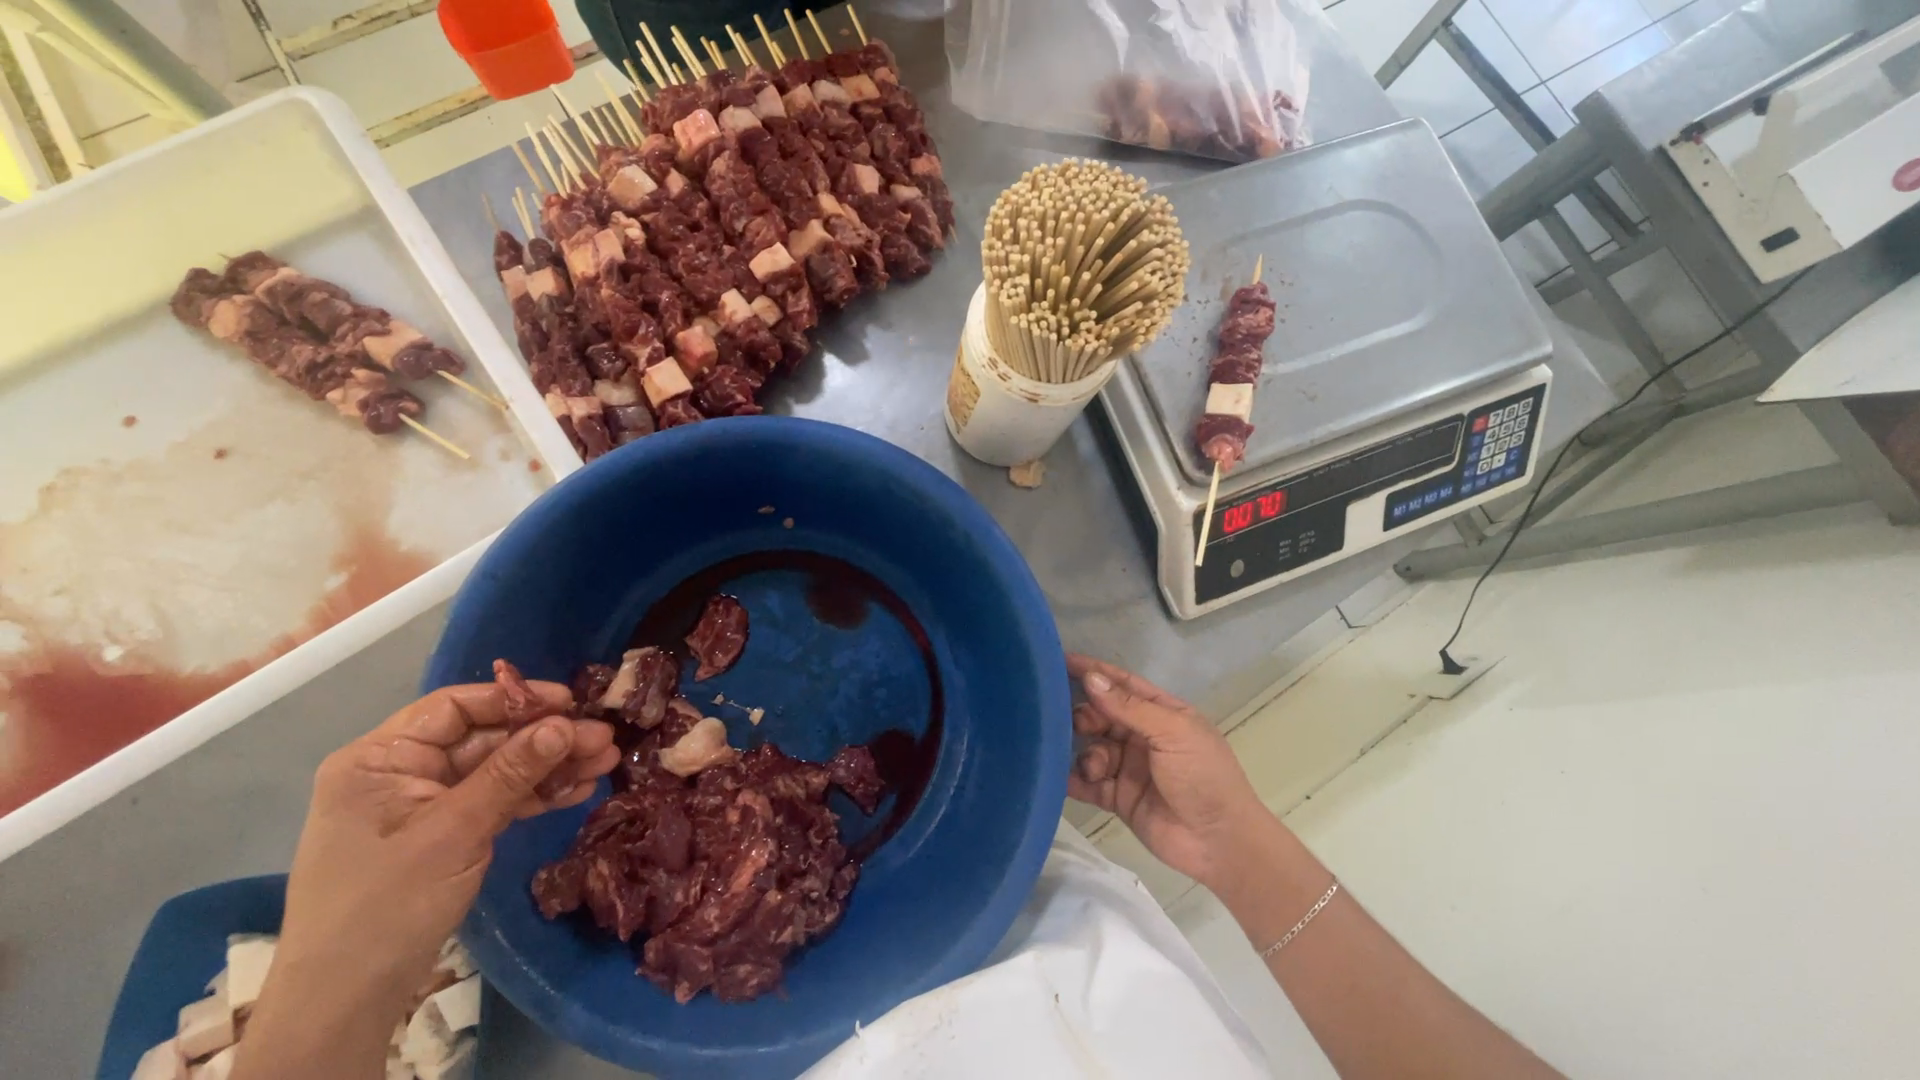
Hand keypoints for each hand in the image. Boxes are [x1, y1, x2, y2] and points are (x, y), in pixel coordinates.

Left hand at [273, 681, 618, 1005]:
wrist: (347, 999)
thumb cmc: (388, 903)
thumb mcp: (455, 831)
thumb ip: (511, 772)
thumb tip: (565, 723)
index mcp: (382, 758)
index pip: (456, 708)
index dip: (516, 699)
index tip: (571, 703)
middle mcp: (401, 772)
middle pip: (485, 738)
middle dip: (546, 739)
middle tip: (605, 739)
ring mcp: (423, 805)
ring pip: (497, 770)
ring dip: (550, 766)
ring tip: (605, 762)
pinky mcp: (443, 835)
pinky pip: (494, 801)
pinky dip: (534, 796)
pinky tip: (578, 790)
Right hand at [1067, 654, 1270, 890]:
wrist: (1219, 842)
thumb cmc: (1204, 776)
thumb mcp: (1172, 732)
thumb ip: (1129, 706)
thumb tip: (1091, 678)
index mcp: (1163, 714)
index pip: (1123, 684)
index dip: (1094, 672)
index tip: (1060, 661)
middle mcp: (1143, 737)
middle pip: (1102, 716)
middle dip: (1084, 716)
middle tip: (1075, 725)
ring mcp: (1129, 768)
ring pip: (1093, 749)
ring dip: (1085, 753)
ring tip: (1093, 766)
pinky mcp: (1117, 798)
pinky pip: (1087, 784)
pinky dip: (1073, 780)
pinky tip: (1060, 779)